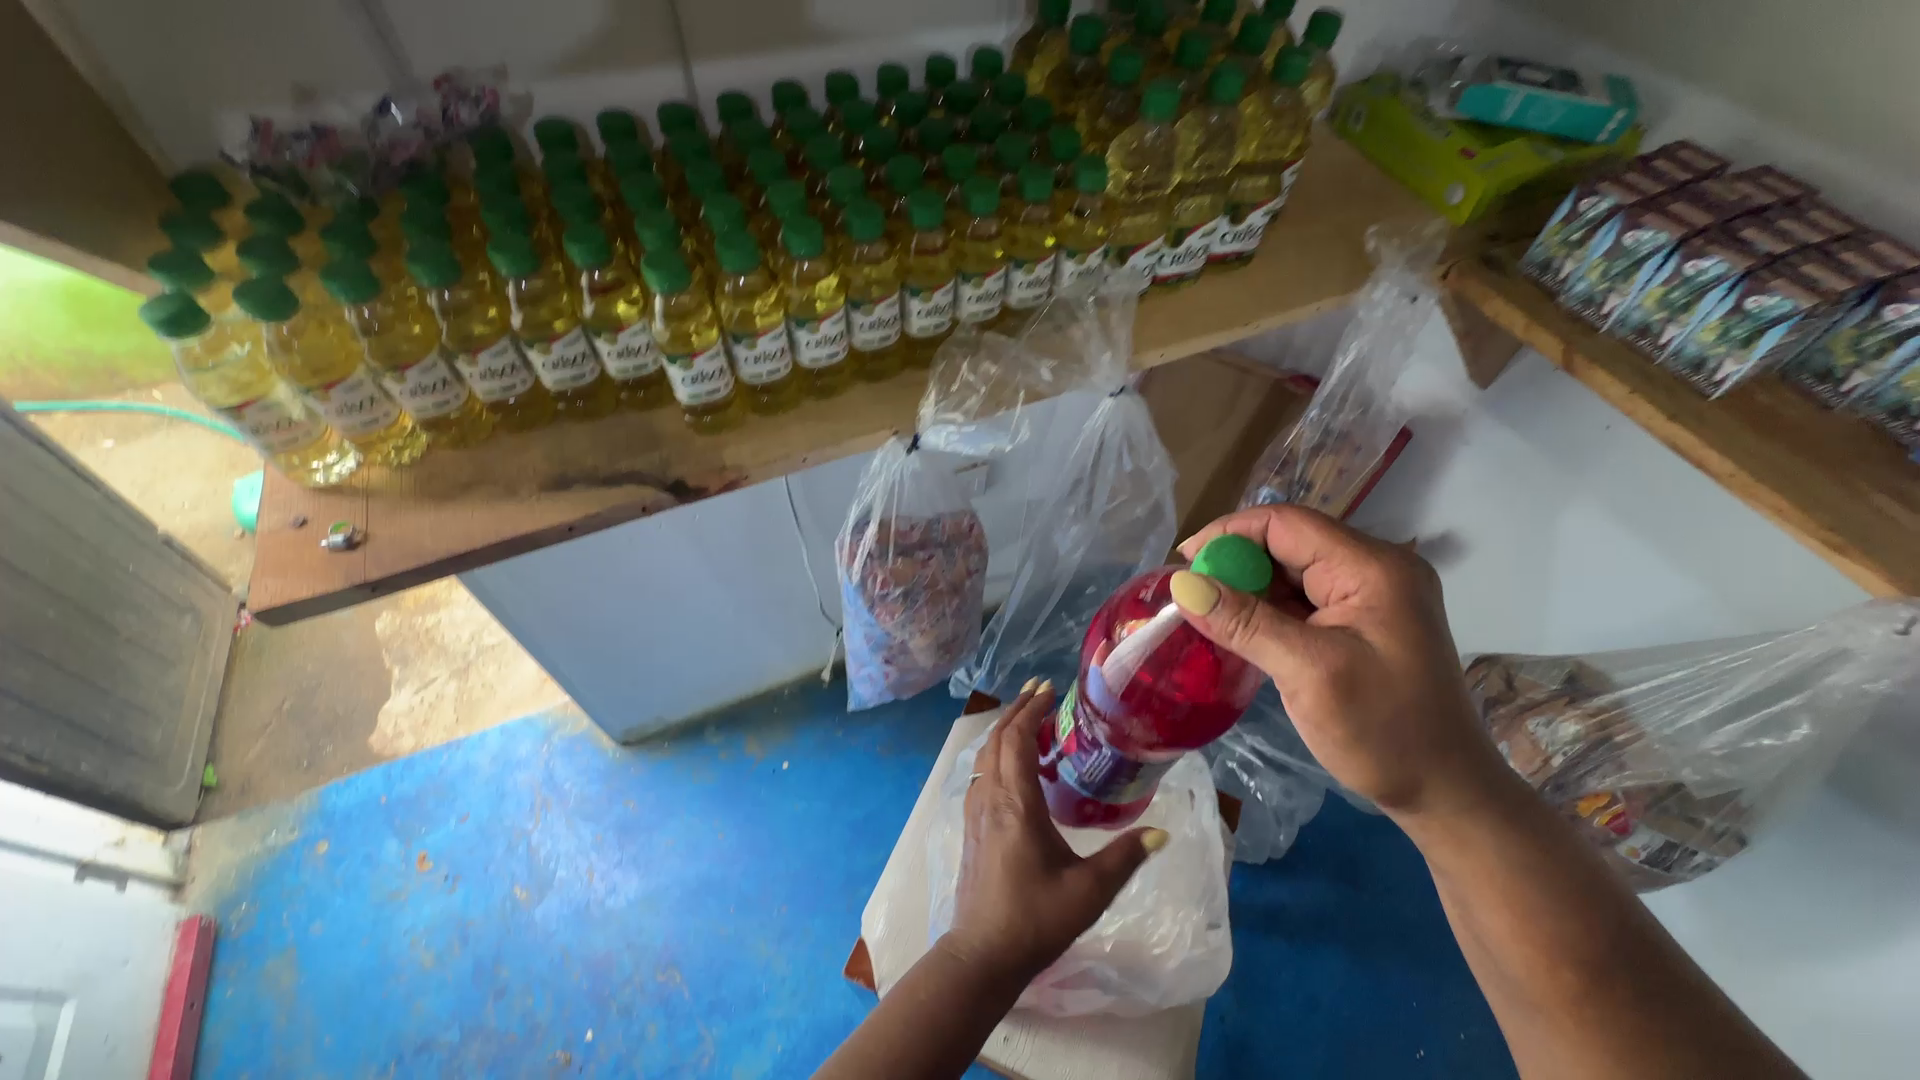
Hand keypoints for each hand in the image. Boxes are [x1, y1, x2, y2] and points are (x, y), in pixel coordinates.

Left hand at [943, 682, 1167, 981]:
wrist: (982, 954)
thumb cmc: (1035, 919)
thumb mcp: (1090, 890)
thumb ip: (1125, 857)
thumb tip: (1160, 832)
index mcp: (1016, 804)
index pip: (1018, 740)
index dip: (1031, 710)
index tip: (1048, 688)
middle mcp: (990, 800)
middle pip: (996, 741)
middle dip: (1016, 711)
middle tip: (1040, 692)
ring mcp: (975, 815)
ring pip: (984, 758)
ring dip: (1003, 732)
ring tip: (1027, 722)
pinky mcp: (971, 830)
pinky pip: (980, 776)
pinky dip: (995, 756)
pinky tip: (1012, 770)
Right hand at [1171, 504, 1502, 816]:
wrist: (1446, 792)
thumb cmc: (1384, 731)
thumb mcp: (1308, 673)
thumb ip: (1245, 623)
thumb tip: (1181, 585)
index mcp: (1373, 569)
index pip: (1287, 524)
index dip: (1229, 534)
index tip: (1182, 565)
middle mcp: (1375, 569)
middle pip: (1288, 544)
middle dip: (1235, 564)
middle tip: (1190, 597)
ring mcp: (1372, 596)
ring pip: (1291, 573)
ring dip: (1248, 590)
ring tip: (1207, 616)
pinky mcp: (1362, 623)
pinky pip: (1303, 601)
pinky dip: (1267, 611)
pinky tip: (1239, 631)